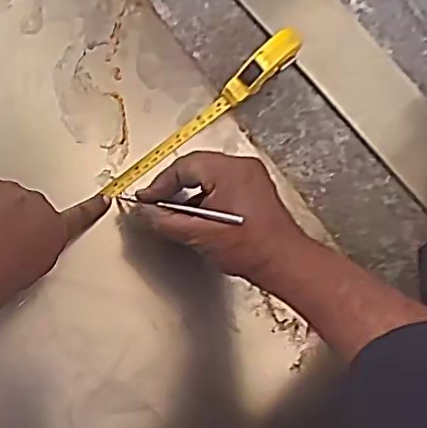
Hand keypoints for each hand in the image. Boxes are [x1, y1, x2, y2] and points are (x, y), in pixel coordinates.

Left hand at [0, 175, 108, 294]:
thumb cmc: (5, 273)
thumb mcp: (36, 267)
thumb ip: (39, 250)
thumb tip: (28, 251)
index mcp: (55, 228)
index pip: (78, 217)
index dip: (90, 209)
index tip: (102, 200)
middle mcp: (37, 204)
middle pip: (27, 206)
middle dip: (13, 219)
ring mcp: (11, 191)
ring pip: (0, 197)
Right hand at [130, 152, 315, 281]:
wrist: (281, 261)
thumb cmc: (251, 248)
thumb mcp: (199, 235)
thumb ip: (167, 221)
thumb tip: (148, 212)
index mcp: (229, 171)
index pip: (183, 166)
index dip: (159, 184)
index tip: (146, 199)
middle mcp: (242, 167)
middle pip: (195, 167)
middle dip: (171, 186)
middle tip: (154, 203)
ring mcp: (250, 176)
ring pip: (206, 175)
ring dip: (186, 192)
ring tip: (172, 213)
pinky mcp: (252, 189)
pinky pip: (219, 184)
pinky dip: (202, 197)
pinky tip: (194, 216)